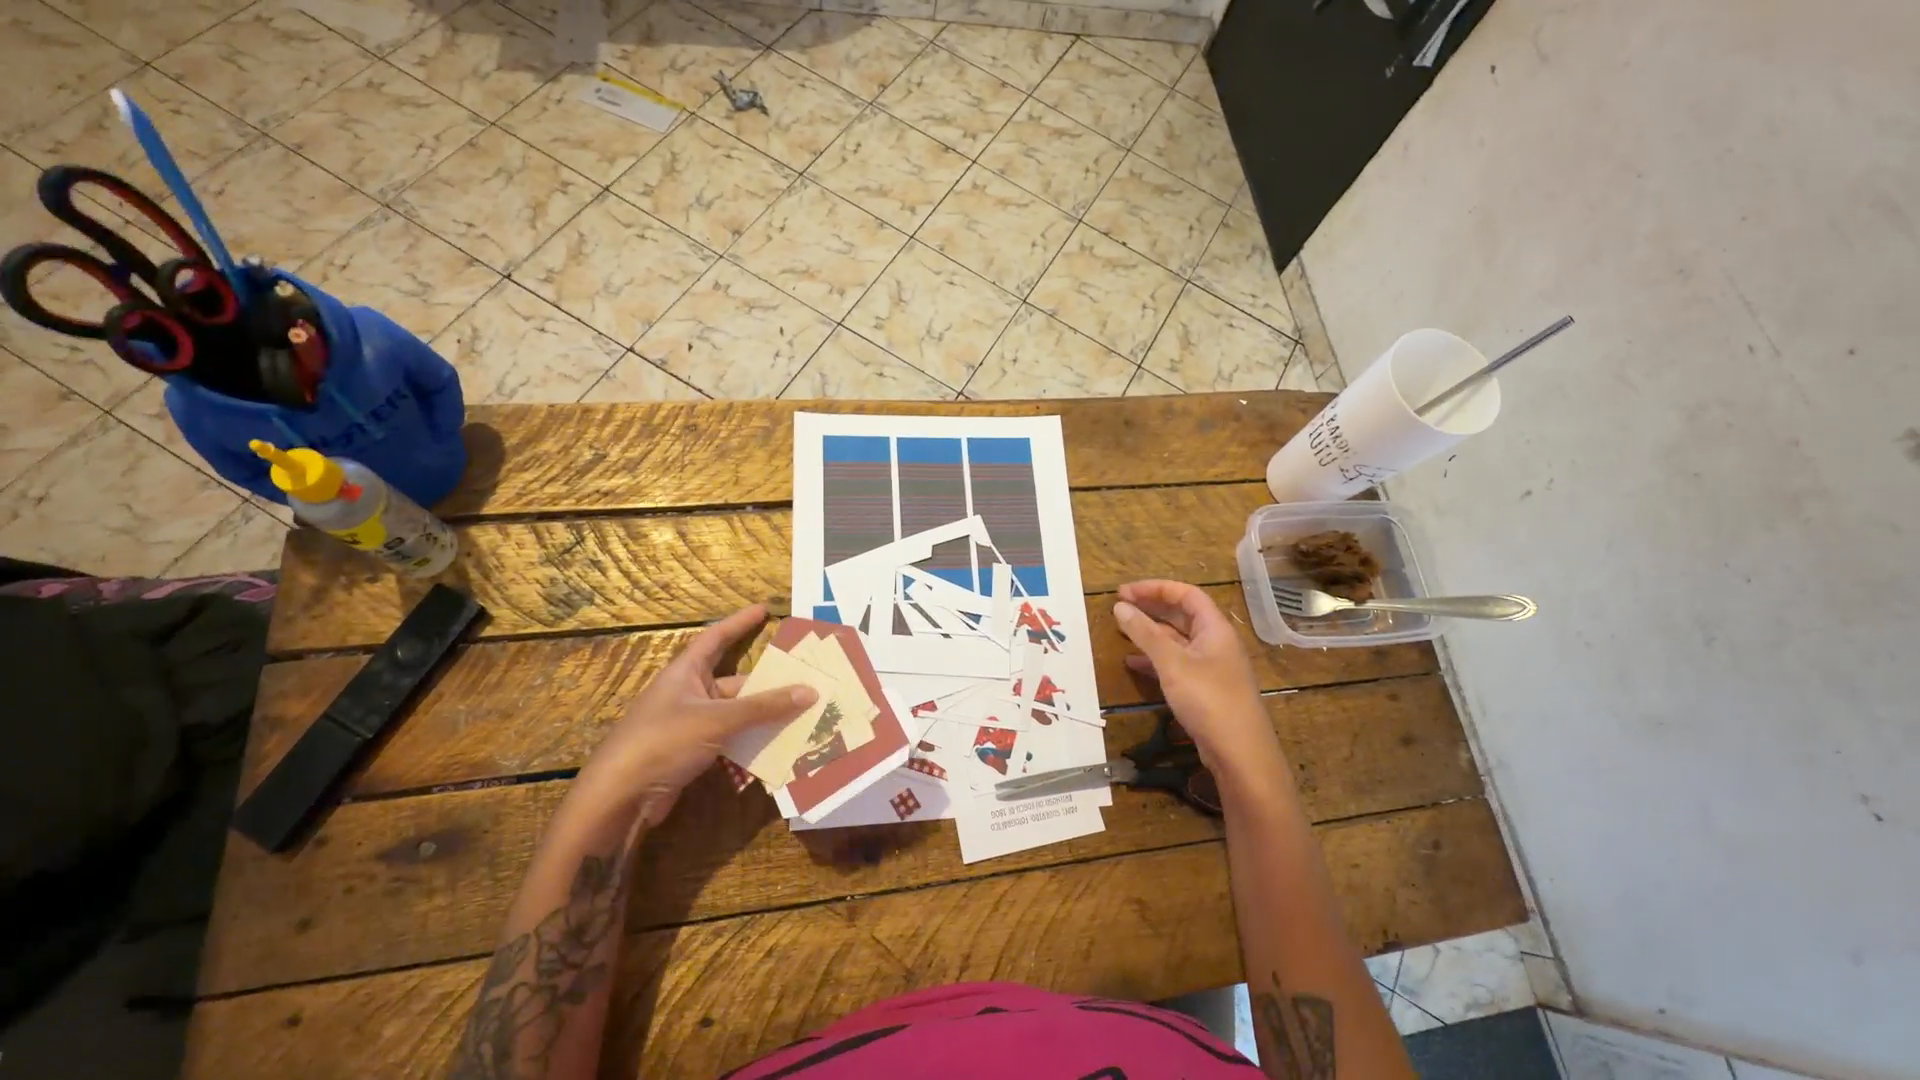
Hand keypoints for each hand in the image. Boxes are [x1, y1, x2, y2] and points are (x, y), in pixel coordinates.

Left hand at [575, 604, 816, 825]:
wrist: (620, 796)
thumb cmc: (663, 741)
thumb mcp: (717, 719)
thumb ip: (764, 707)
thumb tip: (810, 691)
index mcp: (685, 673)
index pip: (715, 638)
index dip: (739, 623)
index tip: (764, 610)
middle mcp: (688, 694)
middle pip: (735, 682)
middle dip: (768, 684)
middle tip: (806, 679)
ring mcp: (690, 726)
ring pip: (737, 715)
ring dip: (765, 717)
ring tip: (805, 716)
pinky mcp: (692, 755)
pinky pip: (731, 741)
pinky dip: (753, 743)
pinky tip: (780, 749)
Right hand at [1113, 581, 1284, 779]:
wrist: (1240, 752)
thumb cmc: (1209, 699)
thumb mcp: (1172, 663)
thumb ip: (1145, 634)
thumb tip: (1119, 607)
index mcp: (1215, 628)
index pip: (1186, 594)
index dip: (1155, 588)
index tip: (1124, 592)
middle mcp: (1215, 642)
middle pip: (1182, 615)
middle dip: (1151, 608)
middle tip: (1119, 607)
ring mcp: (1211, 667)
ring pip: (1177, 640)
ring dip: (1151, 633)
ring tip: (1122, 631)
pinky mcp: (1204, 689)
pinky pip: (1176, 664)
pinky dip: (1155, 660)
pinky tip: (1133, 663)